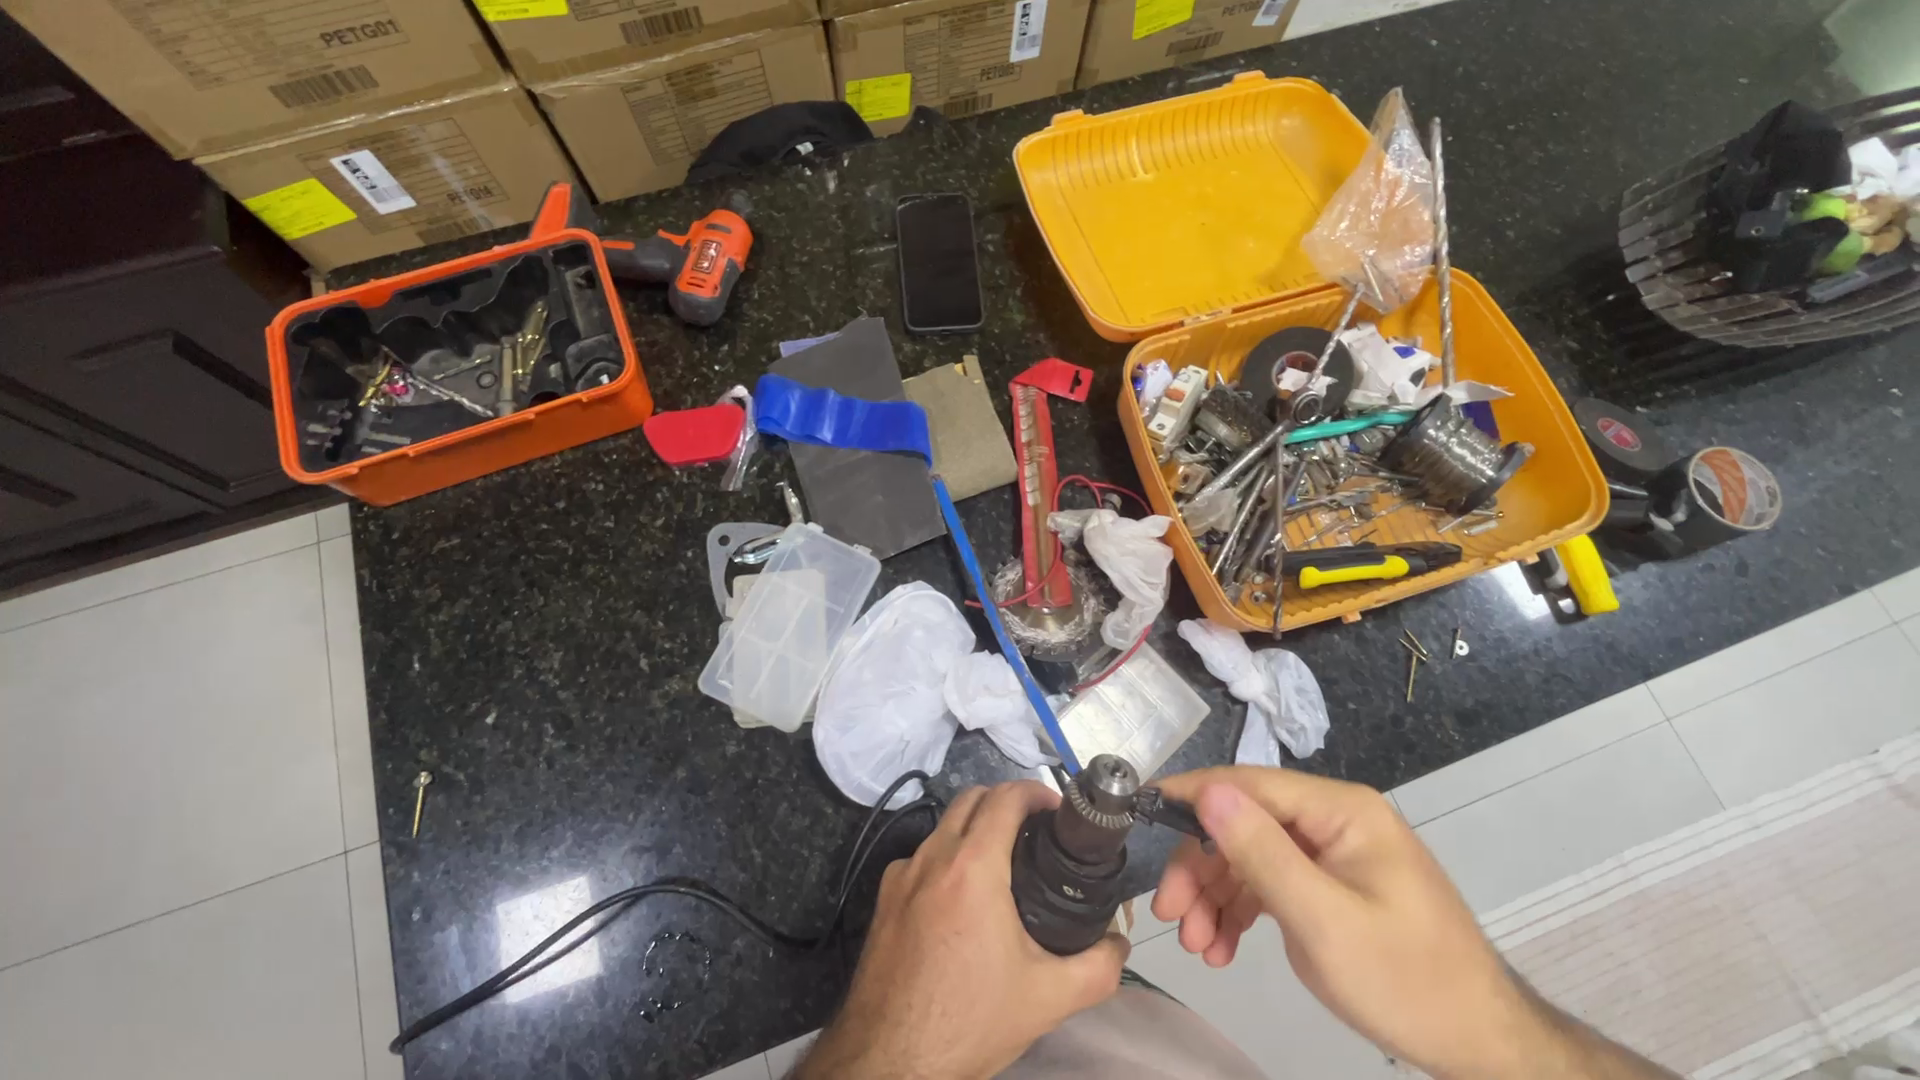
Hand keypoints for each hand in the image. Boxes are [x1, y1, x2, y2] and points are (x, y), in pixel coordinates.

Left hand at [797, 782, 1128, 1079]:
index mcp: (971, 867)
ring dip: (975, 828)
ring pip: (942, 827)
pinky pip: (920, 859)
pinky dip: (947, 858)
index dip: (1036, 792)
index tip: (1058, 811)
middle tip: (1038, 832)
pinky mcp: (881, 900)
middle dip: (1007, 802)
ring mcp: (899, 876)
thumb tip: (1119, 944)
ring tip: (1006, 865)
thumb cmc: (970, 1021)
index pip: (1005, 798)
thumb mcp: (1048, 999)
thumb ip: (1098, 967)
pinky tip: (963, 901)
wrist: (890, 1061)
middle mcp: (930, 858)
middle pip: (971, 799)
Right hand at [1149, 767, 1543, 1079]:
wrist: (1479, 1044)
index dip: (1192, 795)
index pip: (1249, 784)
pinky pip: (1270, 884)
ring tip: (1198, 947)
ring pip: (1250, 857)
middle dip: (1201, 868)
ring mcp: (1333, 854)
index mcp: (1341, 811)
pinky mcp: (1331, 886)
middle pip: (1244, 824)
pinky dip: (1240, 912)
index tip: (1141, 812)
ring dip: (1215, 897)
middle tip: (1171, 917)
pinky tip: (1222, 948)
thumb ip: (1262, 853)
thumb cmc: (1405, 980)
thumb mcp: (1323, 921)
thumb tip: (1207, 791)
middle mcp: (1334, 820)